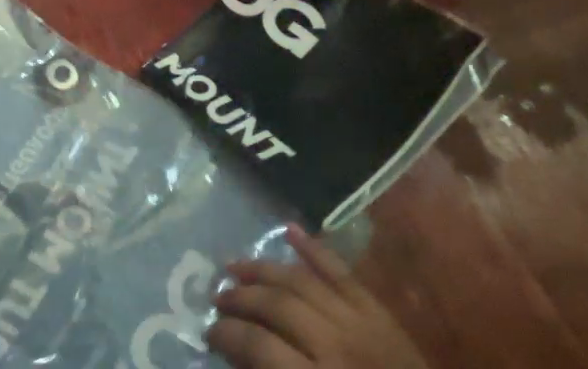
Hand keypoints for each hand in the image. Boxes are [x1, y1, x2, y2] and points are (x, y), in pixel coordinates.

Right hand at [207, 229, 428, 368]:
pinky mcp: (379, 313)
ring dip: (263, 270)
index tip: (208, 333)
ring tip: (235, 268)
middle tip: (217, 299)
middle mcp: (336, 347)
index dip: (226, 335)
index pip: (257, 346)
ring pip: (301, 281)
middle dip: (239, 299)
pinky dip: (314, 250)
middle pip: (276, 305)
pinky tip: (288, 231)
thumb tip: (240, 360)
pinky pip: (341, 272)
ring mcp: (361, 323)